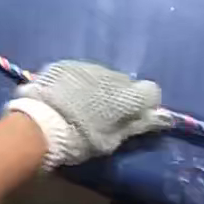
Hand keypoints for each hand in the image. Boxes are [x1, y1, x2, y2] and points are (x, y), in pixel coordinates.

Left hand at [5, 60, 166, 167]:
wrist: (40, 125)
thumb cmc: (80, 139)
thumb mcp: (113, 140)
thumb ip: (138, 125)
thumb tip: (162, 118)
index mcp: (128, 95)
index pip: (150, 92)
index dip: (142, 104)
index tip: (131, 115)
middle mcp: (111, 75)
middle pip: (123, 81)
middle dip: (117, 94)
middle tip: (101, 111)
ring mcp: (85, 67)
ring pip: (100, 75)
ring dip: (96, 86)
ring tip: (79, 103)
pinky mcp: (64, 64)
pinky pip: (77, 71)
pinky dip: (76, 81)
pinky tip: (63, 94)